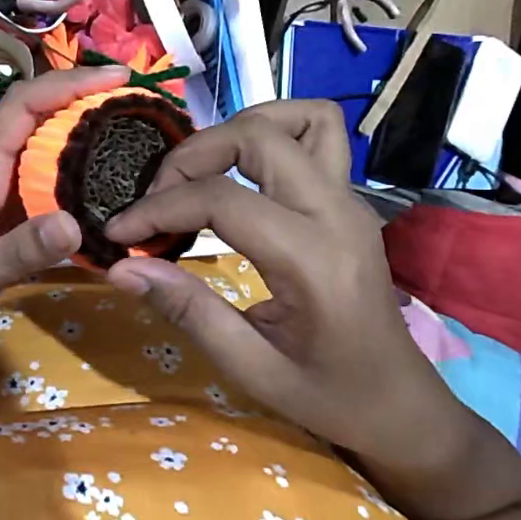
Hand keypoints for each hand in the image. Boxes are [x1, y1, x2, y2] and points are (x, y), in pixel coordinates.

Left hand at [0, 66, 131, 361]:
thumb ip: (23, 251)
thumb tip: (76, 224)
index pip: (23, 106)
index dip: (67, 84)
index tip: (115, 77)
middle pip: (37, 112)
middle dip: (82, 96)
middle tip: (134, 99)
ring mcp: (1, 186)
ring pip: (44, 141)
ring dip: (83, 126)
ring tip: (130, 126)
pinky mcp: (9, 208)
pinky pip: (48, 173)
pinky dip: (78, 164)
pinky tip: (106, 175)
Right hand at [102, 101, 520, 519]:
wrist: (399, 402)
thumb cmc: (329, 395)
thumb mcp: (252, 369)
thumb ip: (189, 312)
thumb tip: (122, 270)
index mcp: (313, 260)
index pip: (223, 200)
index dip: (159, 208)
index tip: (121, 233)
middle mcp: (337, 213)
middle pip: (259, 136)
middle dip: (194, 155)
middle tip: (158, 198)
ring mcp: (350, 200)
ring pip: (302, 117)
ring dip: (241, 128)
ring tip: (201, 173)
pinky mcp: (350, 200)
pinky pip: (318, 135)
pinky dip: (274, 134)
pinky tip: (243, 172)